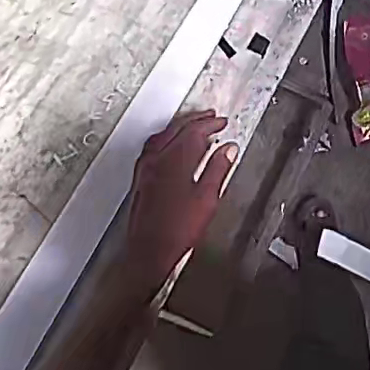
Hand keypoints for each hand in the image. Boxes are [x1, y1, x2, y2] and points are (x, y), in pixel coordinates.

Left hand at [126, 110, 236, 290]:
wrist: (149, 252)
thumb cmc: (177, 230)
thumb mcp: (207, 198)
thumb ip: (218, 168)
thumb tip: (228, 149)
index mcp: (175, 160)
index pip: (194, 131)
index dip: (210, 124)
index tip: (222, 122)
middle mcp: (157, 159)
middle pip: (176, 128)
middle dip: (195, 120)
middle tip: (210, 117)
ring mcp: (146, 168)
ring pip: (163, 135)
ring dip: (180, 126)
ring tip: (194, 126)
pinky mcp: (141, 178)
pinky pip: (153, 146)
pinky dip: (167, 138)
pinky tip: (172, 145)